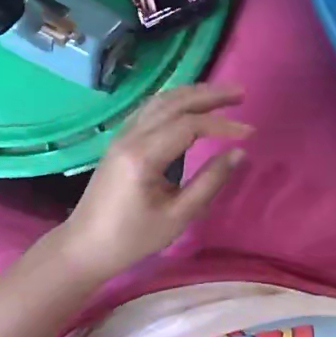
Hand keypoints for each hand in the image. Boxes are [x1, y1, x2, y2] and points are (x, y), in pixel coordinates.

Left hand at [53, 84, 251, 278]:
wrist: (86, 244)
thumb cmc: (133, 237)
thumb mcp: (178, 216)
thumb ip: (209, 182)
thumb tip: (238, 153)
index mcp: (143, 155)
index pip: (188, 125)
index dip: (221, 125)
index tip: (249, 133)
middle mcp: (130, 137)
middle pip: (172, 103)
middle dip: (208, 95)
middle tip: (241, 92)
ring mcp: (121, 136)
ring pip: (158, 102)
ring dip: (190, 94)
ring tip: (220, 95)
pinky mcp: (118, 141)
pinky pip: (147, 111)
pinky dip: (172, 103)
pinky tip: (187, 106)